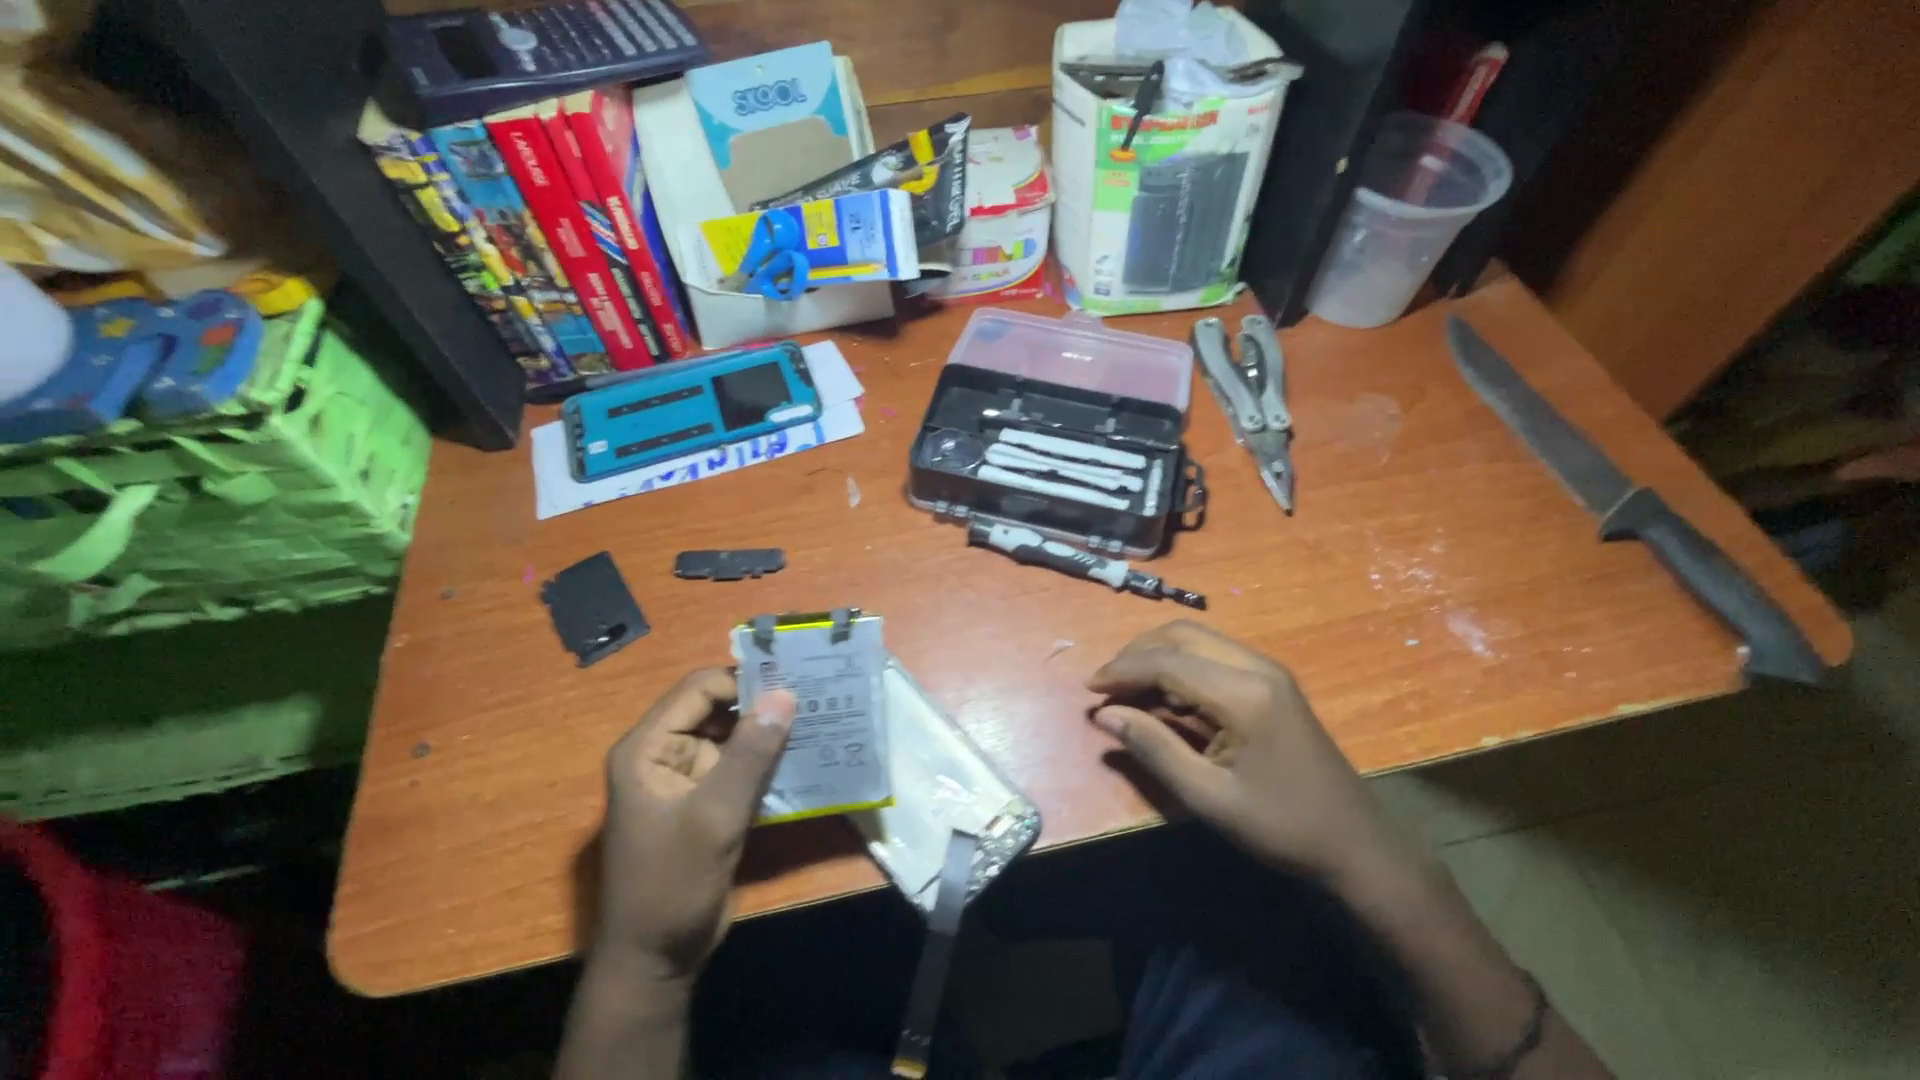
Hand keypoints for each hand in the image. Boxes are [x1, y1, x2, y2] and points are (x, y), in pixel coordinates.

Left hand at [594, 669, 794, 984]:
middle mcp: (663, 756)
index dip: (744, 681)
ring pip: (733, 741)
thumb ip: (750, 755)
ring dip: (769, 736)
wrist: (655, 962)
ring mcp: (686, 783)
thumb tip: (785, 695)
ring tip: (821, 721)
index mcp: (647, 749)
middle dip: (762, 706)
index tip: (796, 680)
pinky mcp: (707, 808)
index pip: (698, 690)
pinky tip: (807, 761)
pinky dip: (768, 766)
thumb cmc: (671, 885)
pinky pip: (739, 772)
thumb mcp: (714, 817)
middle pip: (716, 711)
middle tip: (817, 697)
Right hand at [1086, 621, 1409, 885]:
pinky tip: (1164, 698)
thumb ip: (1154, 748)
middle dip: (1137, 653)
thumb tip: (1105, 715)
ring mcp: (1269, 673)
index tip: (1089, 691)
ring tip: (1126, 691)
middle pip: (1183, 635)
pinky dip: (1182, 668)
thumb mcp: (1208, 797)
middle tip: (1106, 686)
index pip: (1168, 661)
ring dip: (1158, 657)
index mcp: (1245, 693)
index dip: (1122, 671)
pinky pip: (1216, 658)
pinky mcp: (1273, 685)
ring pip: (1199, 641)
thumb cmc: (1281, 827)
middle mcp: (1258, 668)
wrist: (1355, 845)